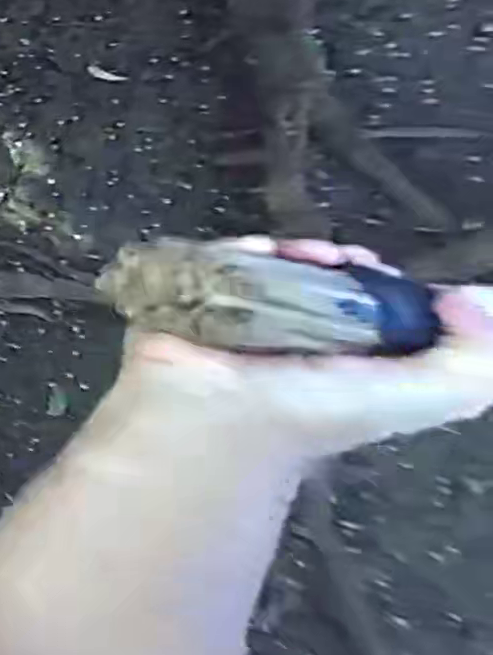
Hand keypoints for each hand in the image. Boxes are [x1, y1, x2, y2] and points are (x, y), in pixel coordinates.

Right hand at [116, 237, 492, 460]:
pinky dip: (234, 248)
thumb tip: (470, 296)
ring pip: (267, 265)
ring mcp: (237, 311)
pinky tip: (251, 250)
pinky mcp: (190, 294)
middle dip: (334, 260)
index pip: (370, 306)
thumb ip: (475, 358)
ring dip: (285, 250)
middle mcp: (296, 330)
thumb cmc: (313, 406)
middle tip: (336, 257)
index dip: (384, 282)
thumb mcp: (426, 396)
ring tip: (291, 251)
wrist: (214, 404)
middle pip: (318, 279)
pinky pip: (213, 260)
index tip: (379, 270)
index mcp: (349, 354)